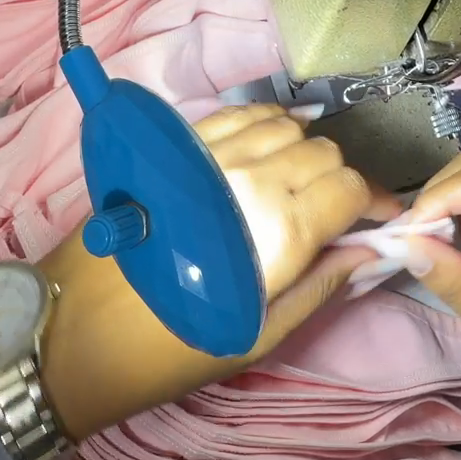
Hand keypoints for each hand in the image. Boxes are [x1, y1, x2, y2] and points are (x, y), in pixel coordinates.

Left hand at [38, 105, 397, 438]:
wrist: (78, 327)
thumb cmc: (172, 345)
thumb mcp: (258, 335)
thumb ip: (322, 286)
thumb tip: (373, 254)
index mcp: (277, 231)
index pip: (350, 188)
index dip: (376, 201)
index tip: (382, 218)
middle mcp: (251, 178)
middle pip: (323, 152)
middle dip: (342, 179)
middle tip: (336, 211)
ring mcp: (214, 155)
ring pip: (287, 126)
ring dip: (307, 149)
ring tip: (303, 179)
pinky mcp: (183, 146)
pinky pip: (242, 113)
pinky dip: (270, 120)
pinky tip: (278, 135)